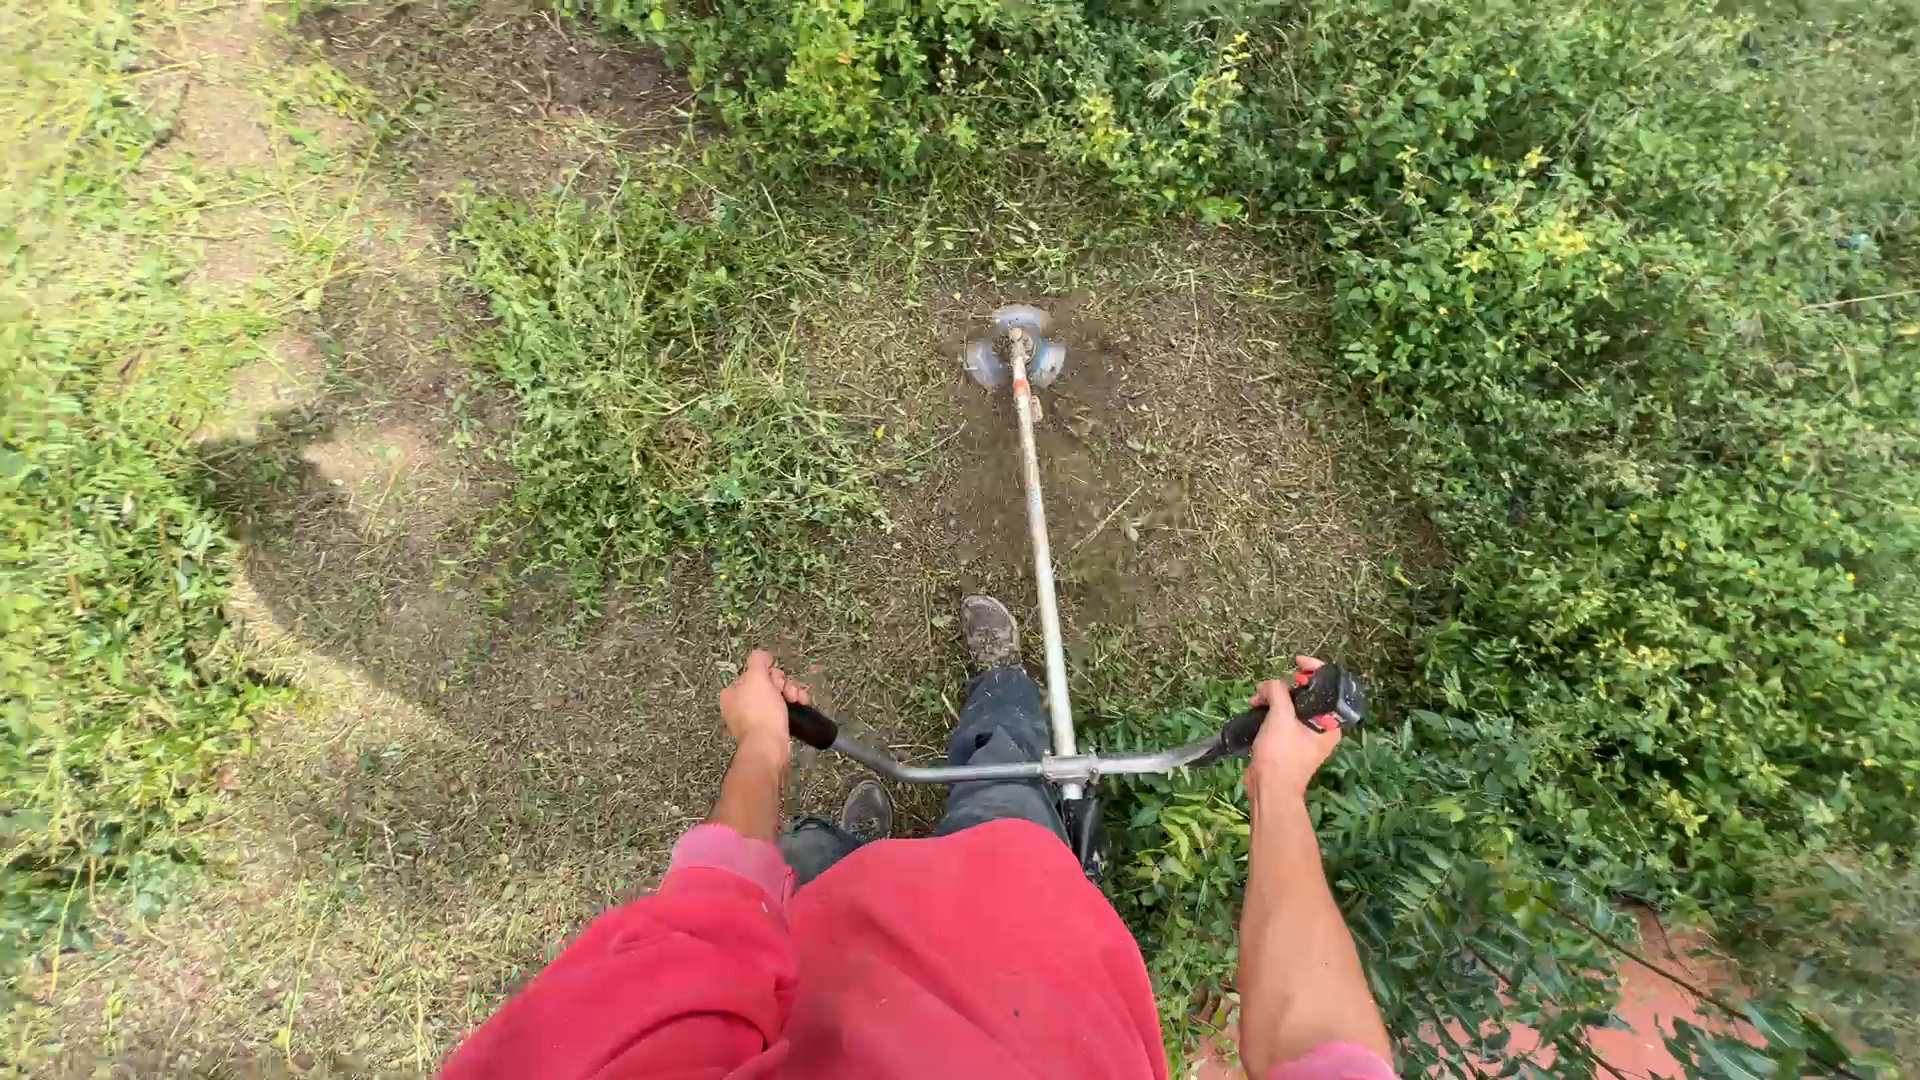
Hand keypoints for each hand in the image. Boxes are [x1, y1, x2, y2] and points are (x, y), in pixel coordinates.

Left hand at [718, 650, 808, 766]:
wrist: (769, 746)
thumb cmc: (761, 712)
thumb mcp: (756, 678)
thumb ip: (758, 660)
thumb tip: (764, 656)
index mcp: (732, 692)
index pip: (756, 672)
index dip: (770, 674)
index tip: (776, 682)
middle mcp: (741, 704)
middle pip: (769, 682)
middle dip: (783, 685)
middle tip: (787, 694)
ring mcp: (755, 716)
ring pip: (778, 694)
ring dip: (792, 692)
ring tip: (799, 701)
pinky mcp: (769, 726)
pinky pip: (782, 708)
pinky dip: (792, 705)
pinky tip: (801, 705)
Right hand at [1246, 655, 1341, 802]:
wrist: (1270, 786)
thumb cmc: (1281, 752)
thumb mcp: (1280, 716)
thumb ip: (1278, 692)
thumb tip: (1271, 686)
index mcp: (1330, 723)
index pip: (1329, 686)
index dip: (1315, 669)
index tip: (1296, 662)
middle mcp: (1322, 727)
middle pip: (1308, 694)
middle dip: (1286, 686)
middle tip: (1271, 686)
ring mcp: (1306, 735)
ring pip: (1293, 705)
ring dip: (1274, 697)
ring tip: (1257, 700)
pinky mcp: (1290, 741)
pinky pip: (1283, 717)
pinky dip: (1271, 709)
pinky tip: (1256, 709)